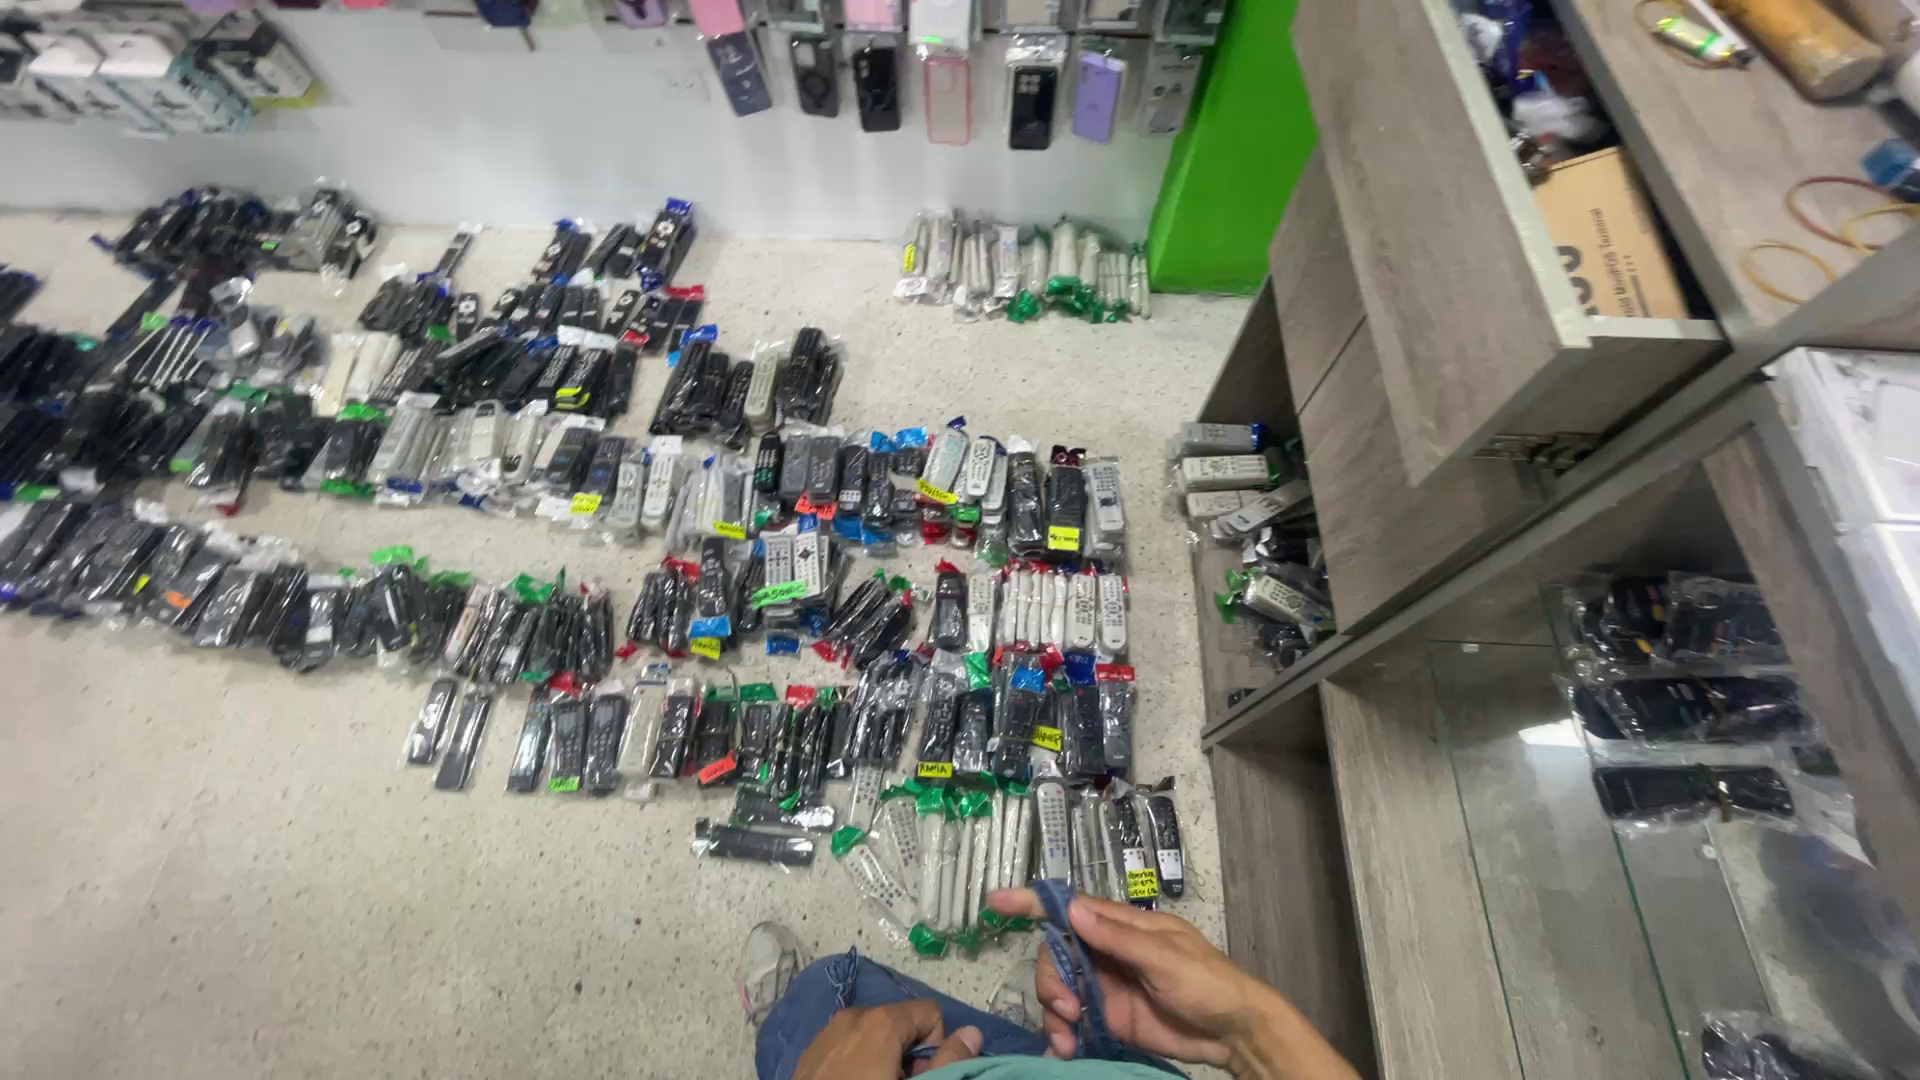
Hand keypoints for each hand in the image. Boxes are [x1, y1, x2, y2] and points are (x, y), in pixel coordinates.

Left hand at [792, 999, 983, 1079]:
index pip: (930, 1014)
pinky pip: (846, 1048)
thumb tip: (973, 1032)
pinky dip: (855, 1067)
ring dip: (881, 1063)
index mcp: (881, 1020)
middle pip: (901, 1024)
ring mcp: (826, 1034)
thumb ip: (948, 1063)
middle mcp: (853, 1015)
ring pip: (872, 1036)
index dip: (934, 1051)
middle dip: (907, 1058)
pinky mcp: (808, 1055)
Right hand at [985, 889, 1358, 1079]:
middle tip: (1065, 1007)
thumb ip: (1117, 937)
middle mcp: (1104, 950)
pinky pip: (1071, 1020)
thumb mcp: (1165, 956)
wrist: (1234, 1033)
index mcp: (1119, 924)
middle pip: (1055, 953)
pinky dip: (1061, 1033)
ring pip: (1058, 987)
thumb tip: (1072, 909)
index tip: (996, 901)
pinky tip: (1066, 1049)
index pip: (1069, 906)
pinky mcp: (1107, 1018)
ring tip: (1067, 1037)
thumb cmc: (1205, 981)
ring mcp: (1104, 985)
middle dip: (1049, 979)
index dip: (1032, 902)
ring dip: (1053, 1010)